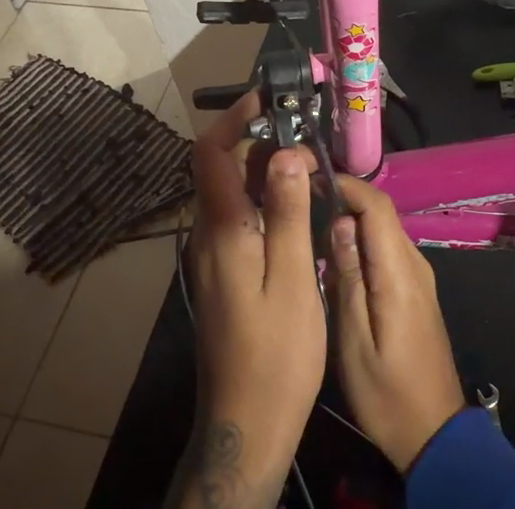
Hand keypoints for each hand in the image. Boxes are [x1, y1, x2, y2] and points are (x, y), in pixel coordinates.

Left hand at [172, 92, 325, 508]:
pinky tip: (297, 207)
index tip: (268, 97)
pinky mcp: (221, 274)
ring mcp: (211, 256)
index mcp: (223, 230)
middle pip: (219, 169)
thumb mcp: (293, 277)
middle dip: (256, 140)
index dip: (233, 118)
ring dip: (262, 169)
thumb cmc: (276, 350)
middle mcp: (207, 236)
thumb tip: (286, 152)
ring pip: (230, 194)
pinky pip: (237, 218)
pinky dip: (263, 199)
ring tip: (307, 162)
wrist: (246, 418)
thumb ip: (289, 211)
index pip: (211, 155)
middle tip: (303, 132)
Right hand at [328, 175, 465, 472]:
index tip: (308, 179)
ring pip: (383, 230)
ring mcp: (419, 278)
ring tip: (308, 224)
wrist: (433, 432)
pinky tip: (333, 256)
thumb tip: (338, 223)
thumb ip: (348, 278)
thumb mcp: (354, 340)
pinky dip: (361, 242)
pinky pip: (387, 250)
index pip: (377, 206)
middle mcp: (414, 265)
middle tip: (300, 200)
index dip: (345, 184)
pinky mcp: (415, 291)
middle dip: (343, 198)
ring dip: (350, 221)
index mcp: (399, 274)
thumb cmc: (386, 393)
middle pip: (381, 213)